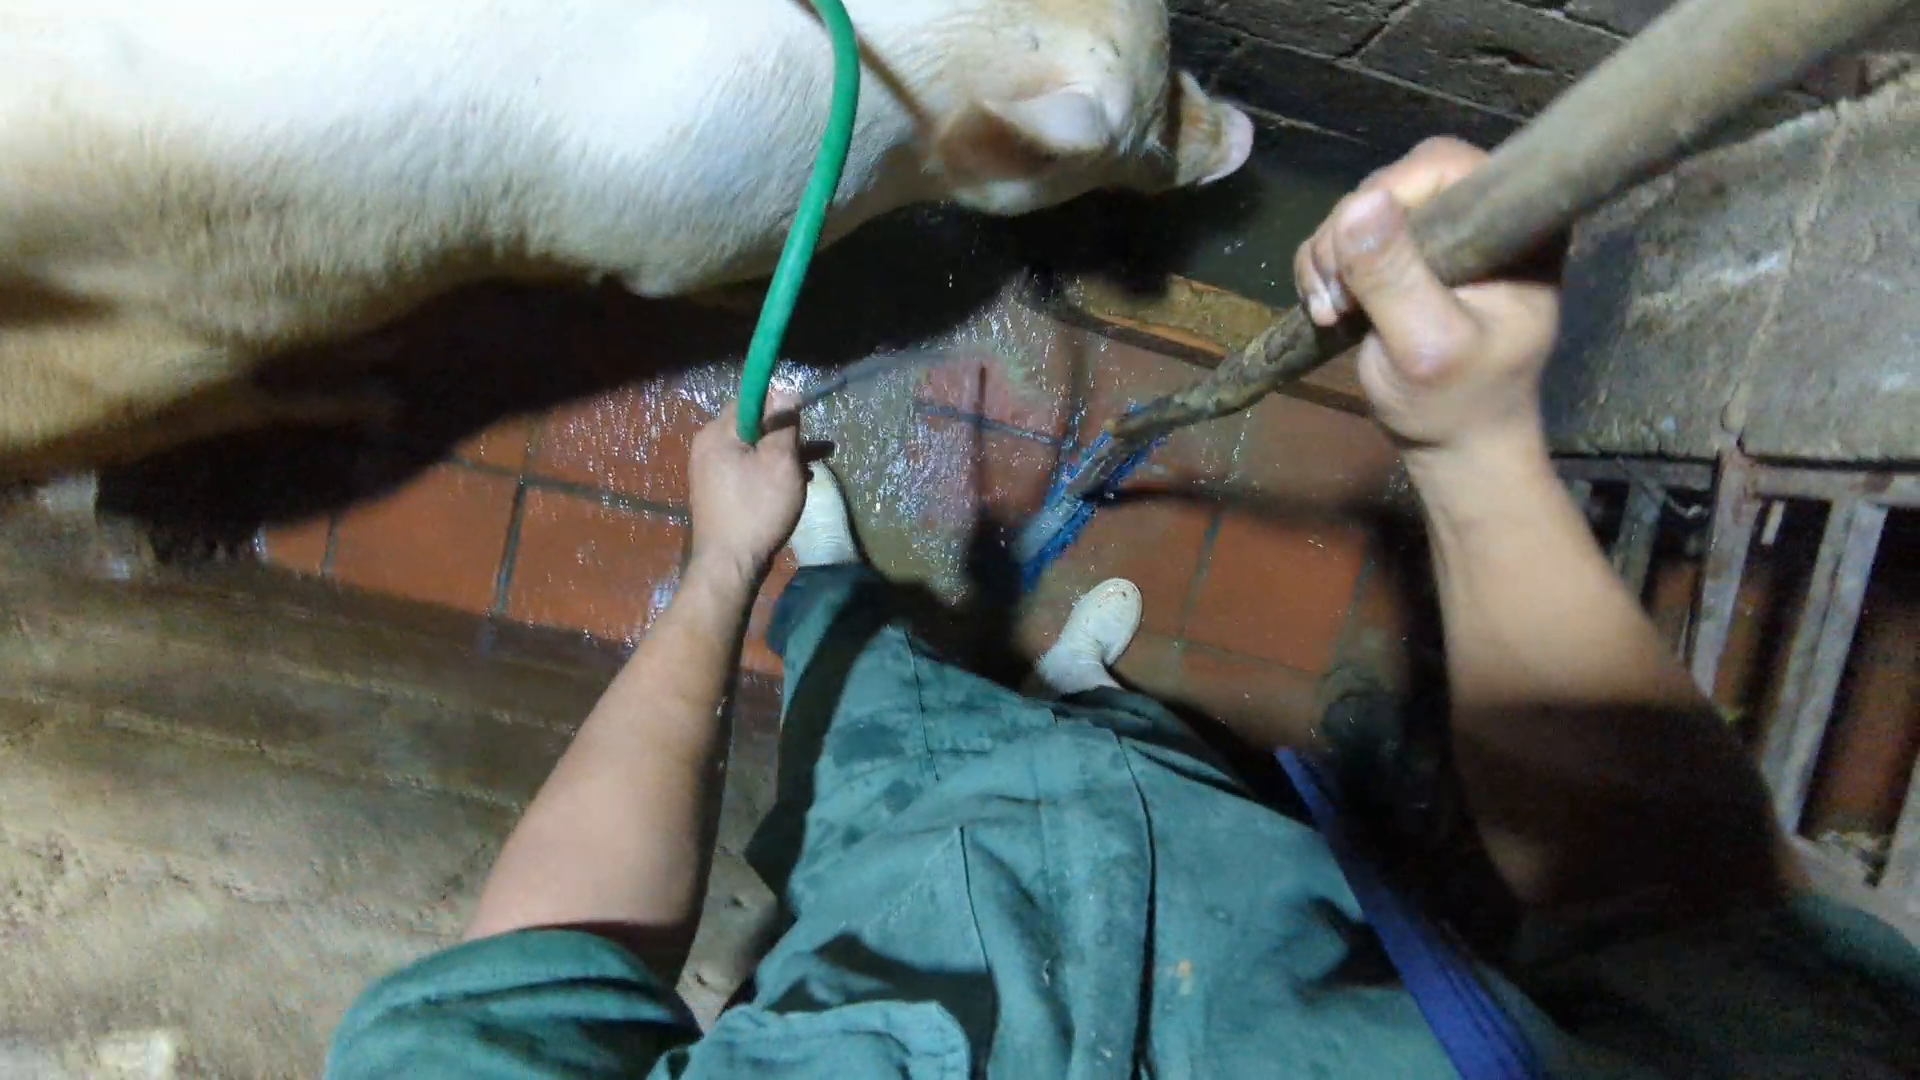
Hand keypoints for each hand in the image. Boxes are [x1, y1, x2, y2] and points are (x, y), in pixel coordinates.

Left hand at [687, 392, 803, 581]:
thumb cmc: (758, 509)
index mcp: (718, 433)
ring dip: (785, 454)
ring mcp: (712, 472)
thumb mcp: (780, 462)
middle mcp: (708, 447)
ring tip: (818, 463)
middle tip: (815, 445)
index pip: (751, 399)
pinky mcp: (720, 493)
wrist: (730, 564)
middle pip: (754, 426)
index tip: (805, 417)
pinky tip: (797, 483)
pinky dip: (772, 472)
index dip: (780, 403)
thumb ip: (784, 425)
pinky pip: (749, 470)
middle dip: (787, 433)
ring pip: (755, 450)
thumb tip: (786, 391)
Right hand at [1294, 138, 1560, 465]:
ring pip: (1356, 216)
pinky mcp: (1401, 263)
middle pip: (1387, 187)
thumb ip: (1395, 278)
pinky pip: (1343, 243)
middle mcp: (1476, 219)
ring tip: (1330, 314)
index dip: (1383, 203)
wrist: (1450, 440)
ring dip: (1324, 263)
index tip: (1353, 269)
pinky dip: (1320, 273)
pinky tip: (1327, 312)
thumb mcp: (1424, 345)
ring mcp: (1435, 240)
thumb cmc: (1453, 402)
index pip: (1439, 167)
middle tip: (1335, 303)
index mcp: (1511, 226)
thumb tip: (1356, 205)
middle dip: (1342, 242)